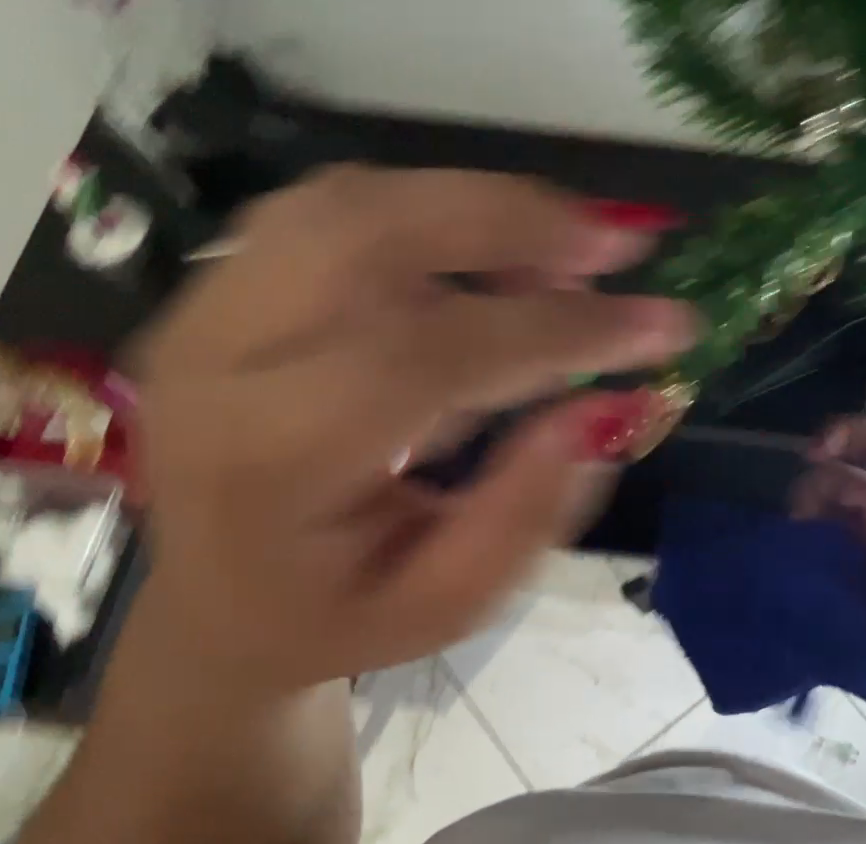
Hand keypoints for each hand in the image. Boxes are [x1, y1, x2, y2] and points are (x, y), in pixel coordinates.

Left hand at [130, 167, 694, 688]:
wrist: (214, 609)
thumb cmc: (338, 618)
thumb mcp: (448, 605)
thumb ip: (527, 512)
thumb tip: (608, 407)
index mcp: (270, 463)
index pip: (424, 359)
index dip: (553, 331)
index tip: (661, 325)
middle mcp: (217, 361)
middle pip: (366, 234)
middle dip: (512, 222)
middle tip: (619, 246)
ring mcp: (204, 311)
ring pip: (347, 203)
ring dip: (475, 207)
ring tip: (570, 250)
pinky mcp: (219, 291)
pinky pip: (331, 214)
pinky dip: (430, 212)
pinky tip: (495, 253)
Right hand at [794, 421, 865, 674]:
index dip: (857, 432)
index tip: (822, 448)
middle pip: (853, 466)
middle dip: (824, 472)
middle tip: (801, 504)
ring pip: (833, 498)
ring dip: (811, 504)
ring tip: (798, 531)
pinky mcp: (853, 564)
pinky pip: (824, 533)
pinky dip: (807, 532)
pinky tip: (794, 545)